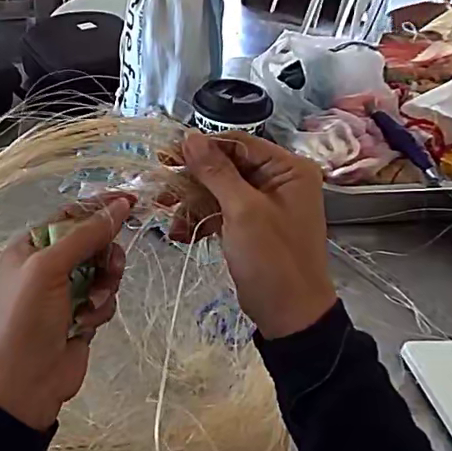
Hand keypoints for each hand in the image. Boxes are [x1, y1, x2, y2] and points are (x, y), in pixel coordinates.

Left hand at [0, 194, 131, 430]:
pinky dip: (100, 309)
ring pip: (103, 271)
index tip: (130, 203)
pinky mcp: (82, 315)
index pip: (70, 216)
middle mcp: (46, 265)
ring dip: (103, 286)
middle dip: (104, 255)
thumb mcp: (48, 268)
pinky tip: (85, 325)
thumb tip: (118, 204)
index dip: (99, 209)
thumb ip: (84, 235)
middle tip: (108, 268)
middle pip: (93, 242)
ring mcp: (65, 291)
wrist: (24, 382)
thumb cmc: (27, 319)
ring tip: (90, 304)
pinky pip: (105, 298)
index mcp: (30, 246)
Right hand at [167, 131, 336, 338]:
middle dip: (192, 182)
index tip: (164, 156)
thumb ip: (215, 172)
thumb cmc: (273, 259)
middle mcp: (278, 181)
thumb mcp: (242, 211)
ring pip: (216, 190)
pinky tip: (181, 235)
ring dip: (190, 204)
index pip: (238, 144)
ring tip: (170, 223)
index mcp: (288, 170)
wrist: (289, 313)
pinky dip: (199, 220)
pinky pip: (218, 210)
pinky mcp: (249, 224)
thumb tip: (190, 137)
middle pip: (224, 167)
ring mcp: (263, 204)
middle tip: (162, 192)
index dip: (200, 147)